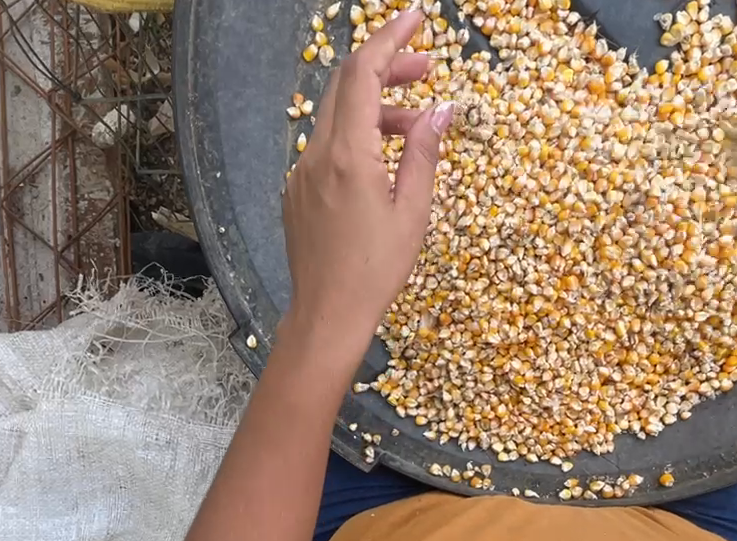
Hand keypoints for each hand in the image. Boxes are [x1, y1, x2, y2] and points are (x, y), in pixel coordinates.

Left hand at [280, 10, 453, 359]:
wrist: (326, 316)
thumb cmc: (375, 273)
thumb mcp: (412, 214)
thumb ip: (423, 155)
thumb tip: (441, 111)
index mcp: (347, 156)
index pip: (362, 72)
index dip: (390, 38)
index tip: (416, 20)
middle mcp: (315, 156)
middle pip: (345, 87)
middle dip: (386, 69)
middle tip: (426, 71)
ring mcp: (299, 175)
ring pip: (335, 119)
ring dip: (373, 110)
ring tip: (413, 129)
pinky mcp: (295, 195)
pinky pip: (324, 150)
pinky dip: (354, 139)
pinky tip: (379, 162)